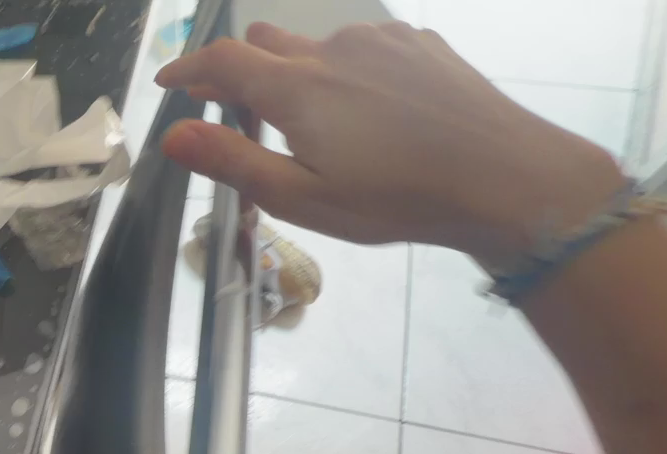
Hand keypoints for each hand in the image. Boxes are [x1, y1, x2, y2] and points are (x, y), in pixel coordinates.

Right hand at [155, 21, 627, 265]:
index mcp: (298, 88)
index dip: (188, 68)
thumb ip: (229, 160)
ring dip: (284, 69)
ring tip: (286, 113)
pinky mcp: (419, 46)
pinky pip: (357, 46)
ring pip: (312, 42)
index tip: (167, 83)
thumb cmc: (386, 198)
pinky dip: (331, 68)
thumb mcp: (294, 195)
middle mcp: (336, 49)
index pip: (224, 62)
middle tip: (218, 106)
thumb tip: (171, 135)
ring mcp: (383, 41)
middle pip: (265, 42)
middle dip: (232, 71)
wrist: (500, 176)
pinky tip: (347, 106)